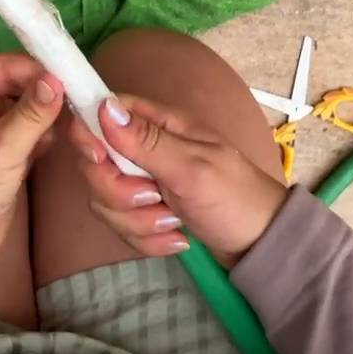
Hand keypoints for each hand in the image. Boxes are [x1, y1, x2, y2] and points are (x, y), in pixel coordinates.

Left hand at [0, 54, 64, 264]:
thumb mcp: (3, 147)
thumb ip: (32, 113)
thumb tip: (57, 79)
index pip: (3, 66)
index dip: (33, 68)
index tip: (66, 77)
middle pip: (19, 83)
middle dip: (46, 88)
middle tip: (79, 95)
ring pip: (30, 106)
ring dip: (51, 110)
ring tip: (78, 116)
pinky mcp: (11, 150)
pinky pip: (35, 129)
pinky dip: (49, 130)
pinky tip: (67, 135)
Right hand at [69, 94, 287, 265]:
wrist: (261, 246)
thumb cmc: (237, 199)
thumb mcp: (193, 168)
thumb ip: (146, 141)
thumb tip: (104, 107)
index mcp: (159, 125)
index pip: (102, 113)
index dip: (91, 134)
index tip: (100, 158)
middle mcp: (144, 149)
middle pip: (96, 163)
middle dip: (118, 192)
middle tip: (153, 199)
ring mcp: (143, 181)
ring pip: (105, 198)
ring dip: (136, 221)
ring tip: (173, 223)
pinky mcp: (143, 210)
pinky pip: (120, 223)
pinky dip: (144, 238)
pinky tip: (175, 238)